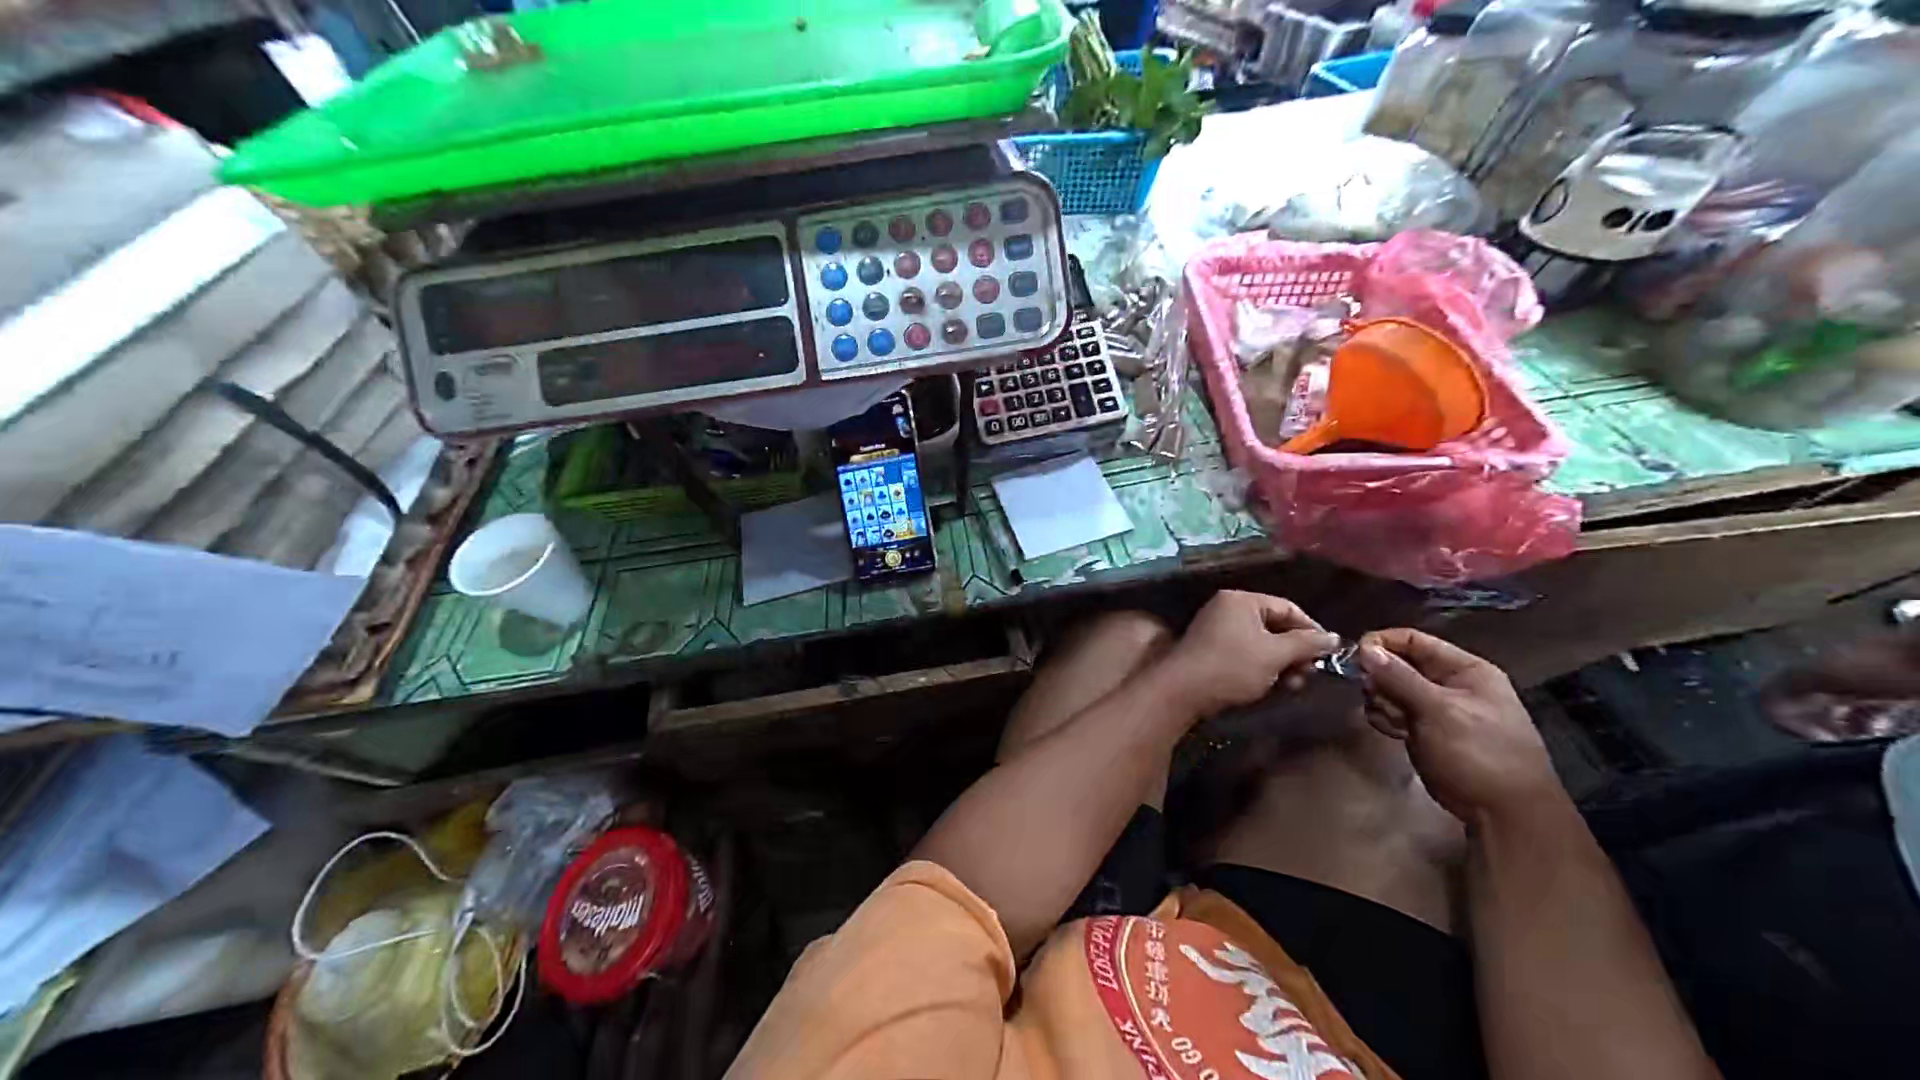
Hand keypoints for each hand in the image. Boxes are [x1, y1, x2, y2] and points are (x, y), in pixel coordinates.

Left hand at [1159, 591, 1339, 716]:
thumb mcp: (1274, 654)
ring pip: (1262, 642)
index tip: (1328, 654)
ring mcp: (1217, 629)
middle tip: (1309, 674)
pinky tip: (1272, 685)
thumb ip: (1306, 644)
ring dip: (1281, 663)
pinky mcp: (1212, 650)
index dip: (1312, 630)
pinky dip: (1262, 667)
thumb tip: (1333, 638)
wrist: (1182, 691)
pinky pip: (1246, 652)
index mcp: (1241, 600)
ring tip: (1293, 684)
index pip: (1288, 608)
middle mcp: (1228, 608)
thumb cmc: (1232, 667)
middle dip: (1296, 651)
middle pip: (1275, 625)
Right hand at [1357, 628, 1563, 826]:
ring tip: (1392, 720)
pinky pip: (1394, 712)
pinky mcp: (1425, 730)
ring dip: (1382, 701)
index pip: (1414, 640)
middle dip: (1381, 678)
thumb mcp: (1439, 710)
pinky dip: (1387, 718)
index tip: (1355, 657)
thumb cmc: (1479, 752)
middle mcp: (1449, 683)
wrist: (1503, 811)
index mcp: (1464, 669)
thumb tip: (1364, 648)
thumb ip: (1399, 677)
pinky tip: (1393, 732)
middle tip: (1377, 697)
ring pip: (1391, 689)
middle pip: (1398, 664)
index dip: (1382, 643)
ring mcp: (1437, 708)